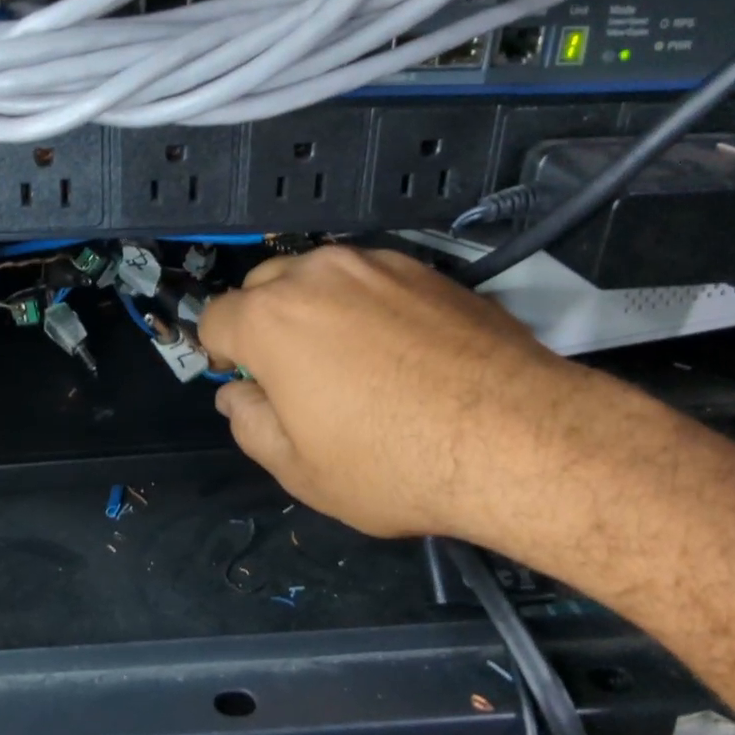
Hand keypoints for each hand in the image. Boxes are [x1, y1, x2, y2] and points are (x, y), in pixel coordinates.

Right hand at [197, 246, 631, 539]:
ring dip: (317, 309)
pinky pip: (373, 280)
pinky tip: (403, 350)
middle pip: (264, 288)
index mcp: (269, 320)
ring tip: (355, 360)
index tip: (246, 384)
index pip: (215, 318)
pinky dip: (369, 305)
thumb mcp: (300, 470)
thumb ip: (250, 426)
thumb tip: (237, 397)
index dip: (222, 354)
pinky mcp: (427, 269)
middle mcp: (316, 274)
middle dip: (265, 325)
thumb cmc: (393, 463)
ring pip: (320, 277)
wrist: (520, 438)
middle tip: (298, 376)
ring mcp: (376, 264)